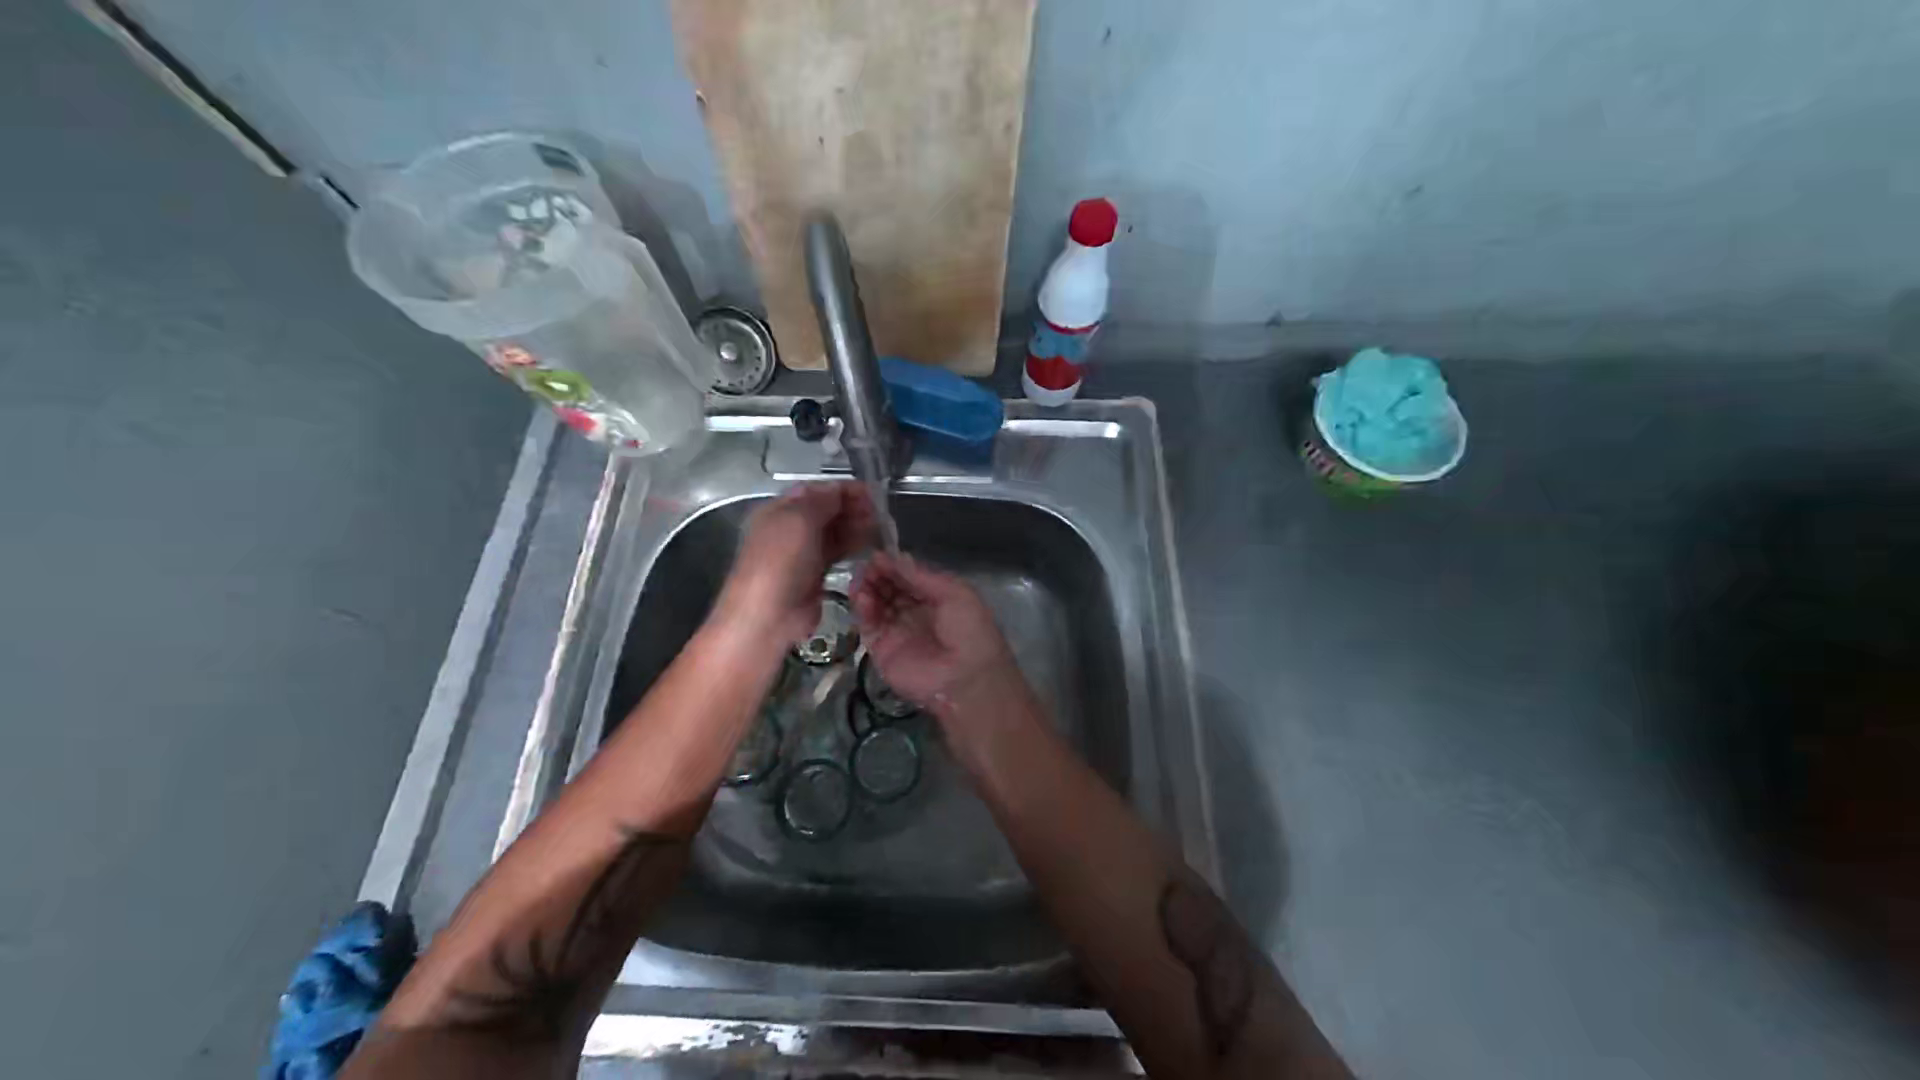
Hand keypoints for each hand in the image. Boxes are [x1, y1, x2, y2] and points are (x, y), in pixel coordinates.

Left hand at [711, 482, 874, 651]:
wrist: (768, 616)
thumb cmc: (780, 564)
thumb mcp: (798, 521)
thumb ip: (821, 501)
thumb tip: (837, 489)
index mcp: (779, 511)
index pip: (814, 491)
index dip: (842, 489)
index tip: (871, 492)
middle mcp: (789, 529)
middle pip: (826, 511)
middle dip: (853, 507)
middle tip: (879, 511)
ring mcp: (802, 553)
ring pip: (834, 532)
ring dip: (856, 526)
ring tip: (881, 526)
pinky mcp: (814, 574)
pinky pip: (837, 553)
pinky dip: (853, 545)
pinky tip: (871, 544)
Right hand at [850, 553, 1033, 724]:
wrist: (966, 681)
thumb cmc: (969, 632)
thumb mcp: (955, 593)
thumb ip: (922, 575)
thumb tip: (895, 557)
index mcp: (938, 599)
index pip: (909, 577)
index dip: (894, 566)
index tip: (878, 554)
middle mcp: (916, 613)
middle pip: (890, 588)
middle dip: (878, 575)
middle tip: (866, 565)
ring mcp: (897, 631)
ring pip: (876, 604)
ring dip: (867, 588)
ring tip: (861, 579)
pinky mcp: (881, 650)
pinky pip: (869, 625)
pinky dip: (863, 609)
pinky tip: (862, 596)